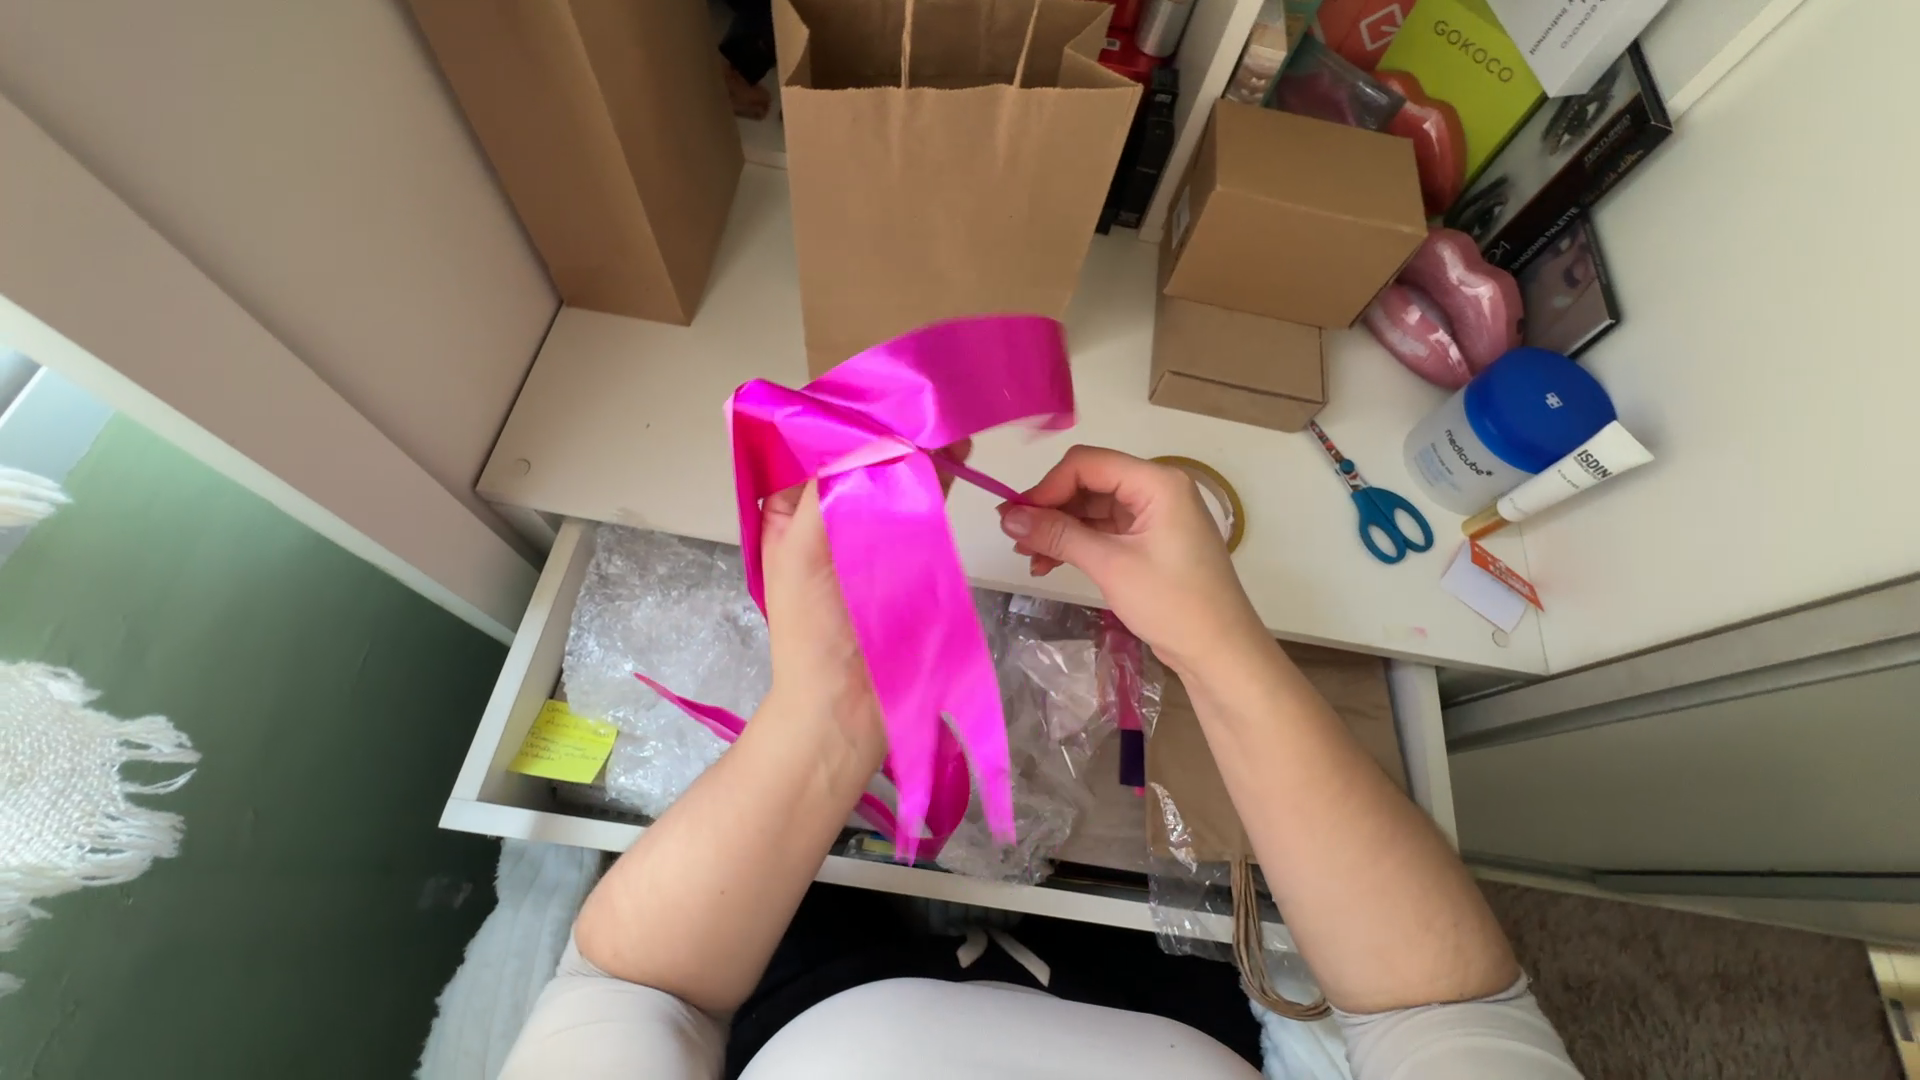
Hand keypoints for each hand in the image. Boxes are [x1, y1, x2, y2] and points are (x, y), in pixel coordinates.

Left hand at [757, 441, 972, 756]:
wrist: (847, 709)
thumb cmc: (813, 633)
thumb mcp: (802, 552)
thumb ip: (832, 490)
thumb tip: (876, 435)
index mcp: (793, 510)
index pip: (820, 448)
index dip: (854, 422)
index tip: (891, 399)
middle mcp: (830, 515)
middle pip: (864, 459)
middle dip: (895, 432)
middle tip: (931, 411)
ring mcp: (870, 534)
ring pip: (895, 478)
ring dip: (921, 452)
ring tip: (951, 428)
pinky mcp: (905, 554)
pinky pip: (919, 507)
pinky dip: (936, 481)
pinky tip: (954, 459)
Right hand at [997, 445, 1265, 676]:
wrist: (1220, 652)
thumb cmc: (1173, 603)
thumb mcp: (1110, 565)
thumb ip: (1058, 536)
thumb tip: (1007, 517)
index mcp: (1157, 482)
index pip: (1087, 463)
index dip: (1047, 487)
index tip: (1015, 518)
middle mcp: (1156, 489)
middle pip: (1088, 482)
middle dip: (1049, 509)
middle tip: (1015, 538)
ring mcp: (1153, 516)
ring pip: (1091, 508)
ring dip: (1058, 530)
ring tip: (1028, 558)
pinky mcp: (1148, 541)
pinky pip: (1102, 530)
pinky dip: (1075, 544)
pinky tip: (1048, 564)